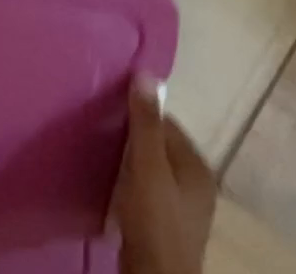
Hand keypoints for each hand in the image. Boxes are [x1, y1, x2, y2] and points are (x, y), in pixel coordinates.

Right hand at [113, 78, 216, 273]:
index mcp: (199, 167)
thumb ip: (146, 124)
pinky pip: (146, 183)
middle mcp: (198, 183)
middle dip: (130, 133)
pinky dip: (128, 175)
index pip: (166, 123)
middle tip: (96, 125)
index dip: (137, 112)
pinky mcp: (166, 219)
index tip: (104, 106)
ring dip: (127, 155)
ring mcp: (184, 204)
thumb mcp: (146, 166)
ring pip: (151, 165)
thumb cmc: (153, 218)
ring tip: (98, 148)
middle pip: (159, 144)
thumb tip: (147, 76)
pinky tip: (109, 177)